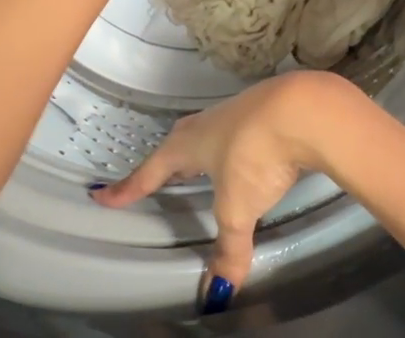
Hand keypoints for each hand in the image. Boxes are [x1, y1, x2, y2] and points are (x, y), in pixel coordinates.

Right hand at [89, 71, 366, 313]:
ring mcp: (236, 112)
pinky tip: (241, 152)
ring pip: (207, 133)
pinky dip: (231, 144)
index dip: (128, 189)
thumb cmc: (254, 154)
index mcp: (187, 145)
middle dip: (164, 164)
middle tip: (153, 179)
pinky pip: (238, 130)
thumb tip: (217, 294)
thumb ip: (229, 249)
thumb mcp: (238, 207)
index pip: (150, 172)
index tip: (103, 196)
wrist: (302, 109)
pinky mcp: (264, 110)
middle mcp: (206, 124)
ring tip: (196, 166)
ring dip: (199, 151)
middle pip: (176, 144)